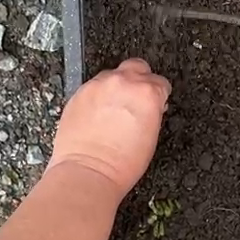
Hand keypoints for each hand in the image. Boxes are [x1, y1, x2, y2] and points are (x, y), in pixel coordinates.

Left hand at [49, 58, 170, 197]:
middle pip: (137, 67)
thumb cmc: (120, 164)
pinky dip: (96, 97)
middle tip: (135, 100)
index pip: (160, 83)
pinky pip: (92, 87)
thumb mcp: (150, 137)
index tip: (154, 104)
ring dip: (115, 88)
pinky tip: (96, 116)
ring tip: (112, 112)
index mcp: (147, 93)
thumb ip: (151, 112)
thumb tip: (148, 107)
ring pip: (112, 75)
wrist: (88, 172)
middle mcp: (123, 83)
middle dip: (139, 80)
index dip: (158, 96)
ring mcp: (98, 85)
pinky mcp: (79, 93)